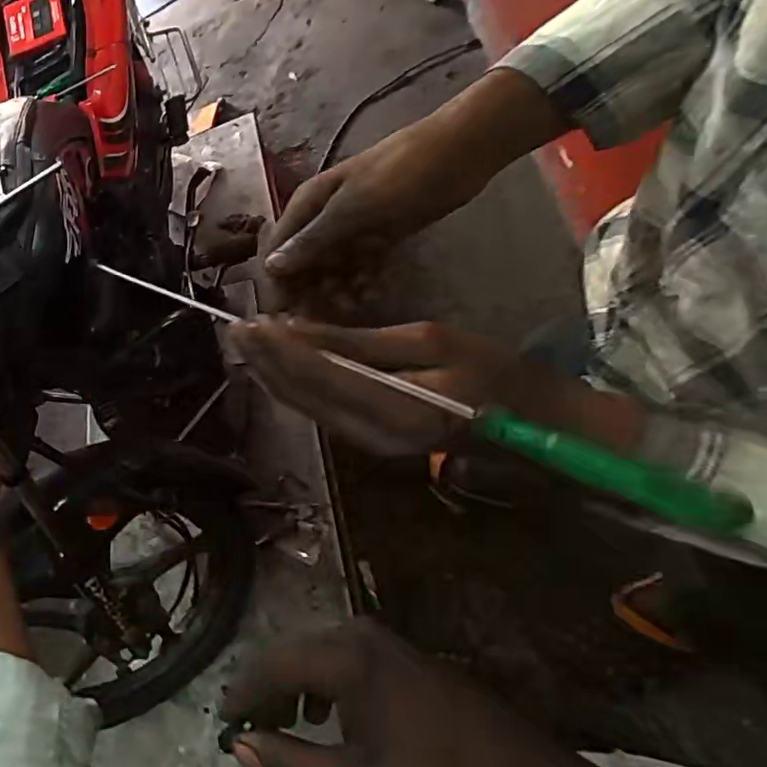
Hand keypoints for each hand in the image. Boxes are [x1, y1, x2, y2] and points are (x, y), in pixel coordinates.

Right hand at [222, 620, 694, 766]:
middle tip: (250, 728)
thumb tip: (240, 746)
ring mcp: (397, 647)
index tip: (222, 721)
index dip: (244, 693)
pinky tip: (334, 722)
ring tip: (285, 727)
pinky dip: (332, 691)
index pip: (276, 664)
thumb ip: (294, 766)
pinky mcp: (418, 666)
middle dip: (270, 690)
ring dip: (299, 690)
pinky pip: (355, 666)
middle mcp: (367, 635)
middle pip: (298, 653)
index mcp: (350, 654)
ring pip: (326, 658)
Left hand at [226, 318, 645, 457]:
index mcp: (394, 408)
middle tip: (233, 328)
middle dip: (262, 362)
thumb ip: (356, 343)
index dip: (276, 350)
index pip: (316, 376)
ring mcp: (366, 444)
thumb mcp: (427, 341)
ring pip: (302, 406)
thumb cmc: (491, 373)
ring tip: (245, 342)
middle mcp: (370, 434)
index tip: (246, 322)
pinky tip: (275, 364)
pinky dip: (292, 386)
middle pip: (299, 396)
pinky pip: (317, 412)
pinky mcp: (366, 441)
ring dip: (270, 374)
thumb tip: (295, 331)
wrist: (532, 426)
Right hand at [263, 69, 568, 318]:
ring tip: (350, 307)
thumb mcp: (351, 208)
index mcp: (307, 204)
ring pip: (330, 268)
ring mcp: (351, 228)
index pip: (278, 249)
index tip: (283, 313)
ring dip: (334, 289)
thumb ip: (312, 239)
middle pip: (302, 262)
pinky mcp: (377, 236)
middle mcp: (322, 218)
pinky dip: (361, 281)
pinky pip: (359, 266)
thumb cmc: (400, 174)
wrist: (461, 151)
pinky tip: (369, 295)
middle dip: (307, 290)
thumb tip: (272, 266)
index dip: (277, 282)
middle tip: (319, 318)